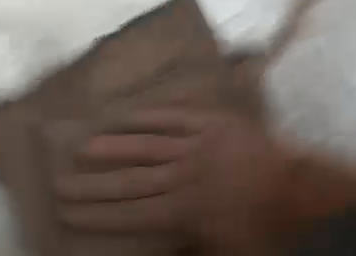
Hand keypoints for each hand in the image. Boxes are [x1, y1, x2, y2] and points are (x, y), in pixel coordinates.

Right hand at [53, 108, 295, 254]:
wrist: (296, 189)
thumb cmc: (260, 228)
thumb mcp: (219, 248)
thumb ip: (185, 243)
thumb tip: (154, 244)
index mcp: (181, 211)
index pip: (129, 214)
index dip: (96, 214)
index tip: (66, 211)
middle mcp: (180, 175)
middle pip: (129, 180)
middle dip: (92, 184)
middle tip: (59, 182)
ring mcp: (195, 144)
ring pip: (146, 144)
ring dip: (113, 145)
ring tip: (84, 146)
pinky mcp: (211, 121)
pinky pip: (174, 115)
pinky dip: (149, 114)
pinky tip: (128, 114)